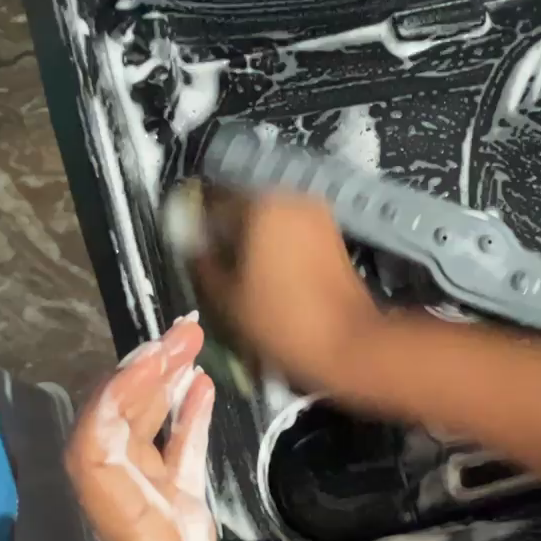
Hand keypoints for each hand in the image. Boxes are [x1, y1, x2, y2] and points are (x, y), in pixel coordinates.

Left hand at [65, 317, 258, 540]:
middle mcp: (136, 524)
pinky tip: (199, 388)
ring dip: (158, 387)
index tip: (148, 360)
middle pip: (117, 436)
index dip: (112, 409)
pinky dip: (184, 421)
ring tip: (188, 340)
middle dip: (138, 379)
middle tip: (179, 331)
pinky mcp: (182, 530)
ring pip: (144, 440)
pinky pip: (179, 461)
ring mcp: (158, 523)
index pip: (100, 465)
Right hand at [188, 187, 384, 392]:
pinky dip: (276, 248)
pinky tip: (270, 279)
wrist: (350, 344)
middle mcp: (290, 196)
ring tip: (243, 279)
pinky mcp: (332, 234)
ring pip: (268, 221)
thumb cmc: (282, 322)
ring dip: (252, 242)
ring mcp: (316, 213)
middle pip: (242, 208)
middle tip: (217, 270)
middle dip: (227, 234)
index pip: (210, 202)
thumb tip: (189, 244)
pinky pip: (291, 232)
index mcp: (260, 204)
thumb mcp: (227, 298)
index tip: (191, 254)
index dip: (196, 229)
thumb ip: (201, 262)